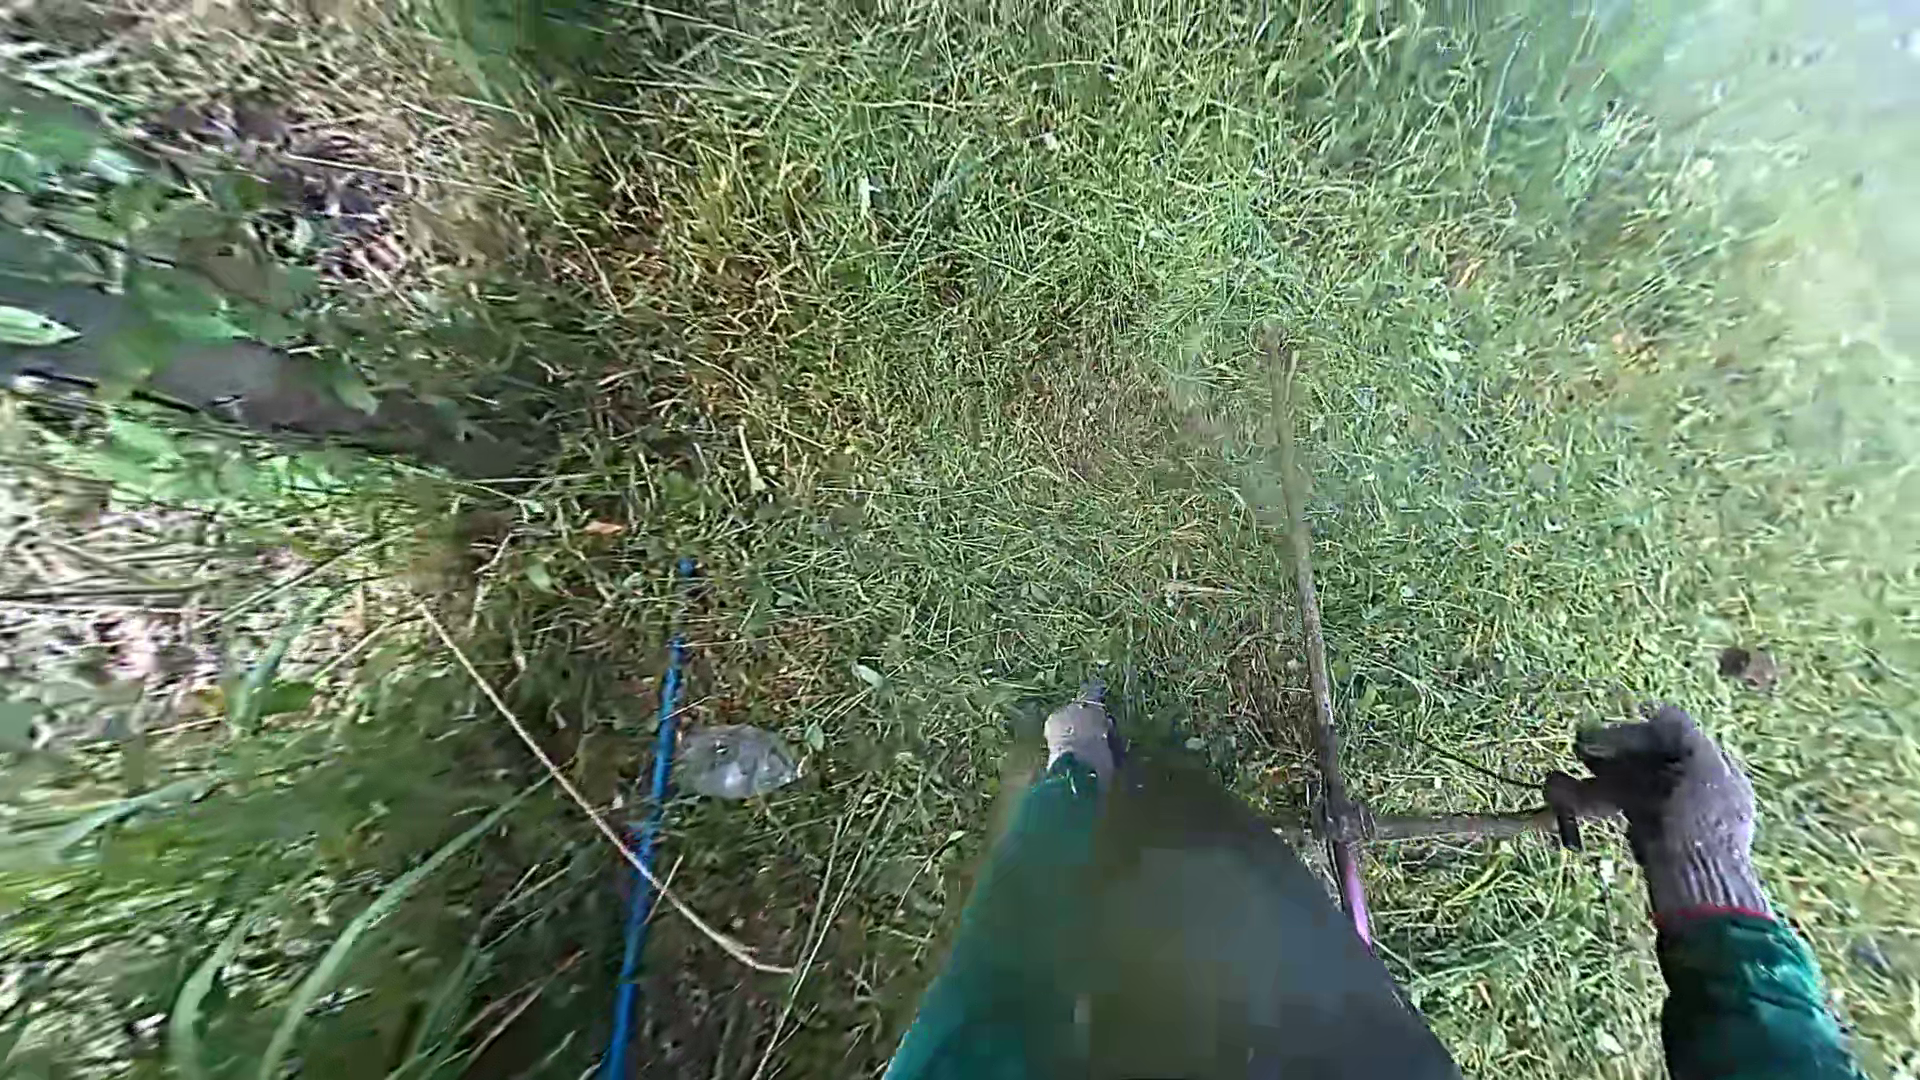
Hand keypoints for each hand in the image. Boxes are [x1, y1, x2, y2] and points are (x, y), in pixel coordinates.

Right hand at [1574, 704, 1768, 917]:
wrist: (1692, 874)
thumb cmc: (1702, 821)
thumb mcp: (1706, 772)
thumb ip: (1687, 737)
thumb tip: (1661, 707)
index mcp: (1712, 771)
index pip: (1667, 737)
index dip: (1635, 733)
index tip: (1606, 737)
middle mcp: (1687, 782)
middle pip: (1640, 753)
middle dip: (1608, 750)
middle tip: (1582, 750)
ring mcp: (1661, 801)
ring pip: (1617, 773)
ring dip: (1592, 771)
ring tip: (1568, 775)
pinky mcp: (1637, 818)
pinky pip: (1605, 796)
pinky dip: (1582, 791)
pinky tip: (1561, 789)